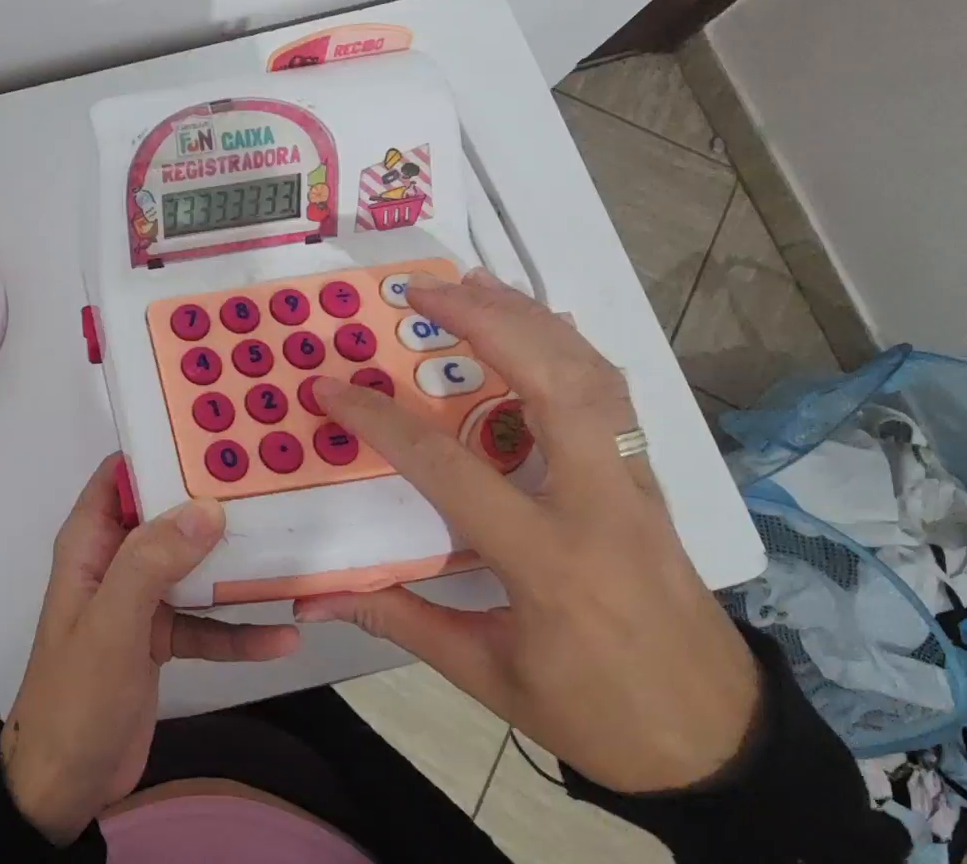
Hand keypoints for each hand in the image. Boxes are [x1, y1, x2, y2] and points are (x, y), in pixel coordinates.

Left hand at [2, 456, 300, 843]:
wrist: (65, 781)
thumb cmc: (77, 693)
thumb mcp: (113, 624)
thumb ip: (152, 563)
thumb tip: (206, 506)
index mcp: (90, 545)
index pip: (121, 477)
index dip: (162, 453)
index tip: (219, 438)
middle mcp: (114, 563)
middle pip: (166, 518)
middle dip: (213, 506)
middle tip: (275, 489)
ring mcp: (139, 602)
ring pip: (193, 570)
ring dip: (235, 569)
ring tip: (294, 556)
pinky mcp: (159, 640)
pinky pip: (205, 625)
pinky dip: (237, 631)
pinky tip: (282, 639)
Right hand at [294, 269, 759, 793]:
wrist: (715, 743)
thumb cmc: (591, 712)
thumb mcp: (483, 674)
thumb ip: (397, 619)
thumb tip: (312, 597)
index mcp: (548, 561)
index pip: (449, 469)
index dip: (381, 422)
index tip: (331, 389)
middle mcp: (601, 507)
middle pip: (555, 387)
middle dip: (488, 326)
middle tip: (425, 291)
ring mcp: (638, 488)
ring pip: (596, 378)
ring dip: (533, 320)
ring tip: (476, 283)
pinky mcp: (651, 484)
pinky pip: (614, 398)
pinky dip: (572, 347)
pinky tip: (537, 326)